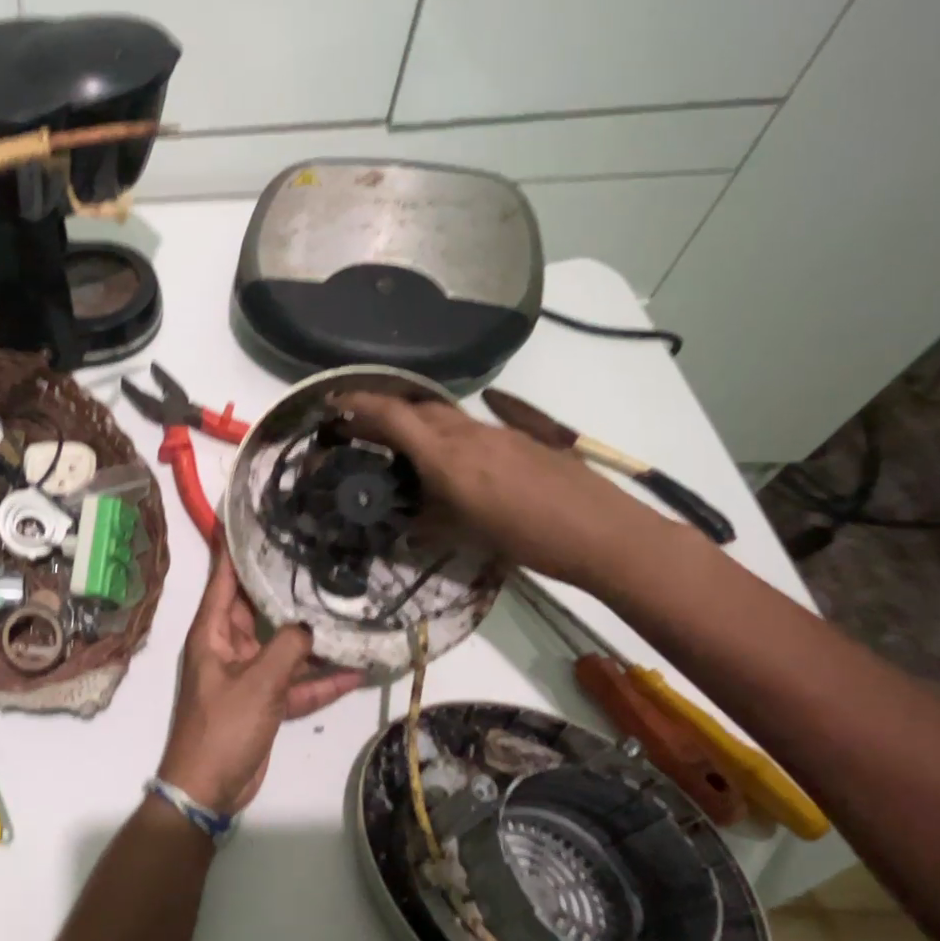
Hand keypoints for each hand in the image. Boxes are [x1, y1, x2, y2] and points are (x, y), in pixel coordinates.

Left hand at [156, 548, 362, 814]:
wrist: (208, 789)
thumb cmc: (222, 728)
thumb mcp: (256, 686)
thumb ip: (287, 650)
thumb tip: (310, 624)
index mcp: (212, 632)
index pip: (224, 578)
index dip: (234, 547)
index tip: (248, 516)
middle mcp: (228, 644)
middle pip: (258, 606)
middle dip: (284, 585)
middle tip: (316, 554)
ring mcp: (247, 672)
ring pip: (283, 644)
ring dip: (311, 636)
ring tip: (347, 607)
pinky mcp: (265, 699)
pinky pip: (295, 681)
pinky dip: (320, 679)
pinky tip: (357, 669)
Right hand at [329, 393, 689, 589]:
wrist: (606, 535)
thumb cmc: (528, 538)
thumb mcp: (466, 535)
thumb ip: (428, 524)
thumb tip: (405, 527)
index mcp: (446, 455)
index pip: (392, 416)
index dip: (358, 403)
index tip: (333, 402)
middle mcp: (468, 434)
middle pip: (416, 407)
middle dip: (384, 410)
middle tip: (361, 425)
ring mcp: (499, 432)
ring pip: (446, 415)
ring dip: (418, 420)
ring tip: (404, 441)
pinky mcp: (525, 438)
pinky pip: (476, 425)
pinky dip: (452, 432)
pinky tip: (457, 453)